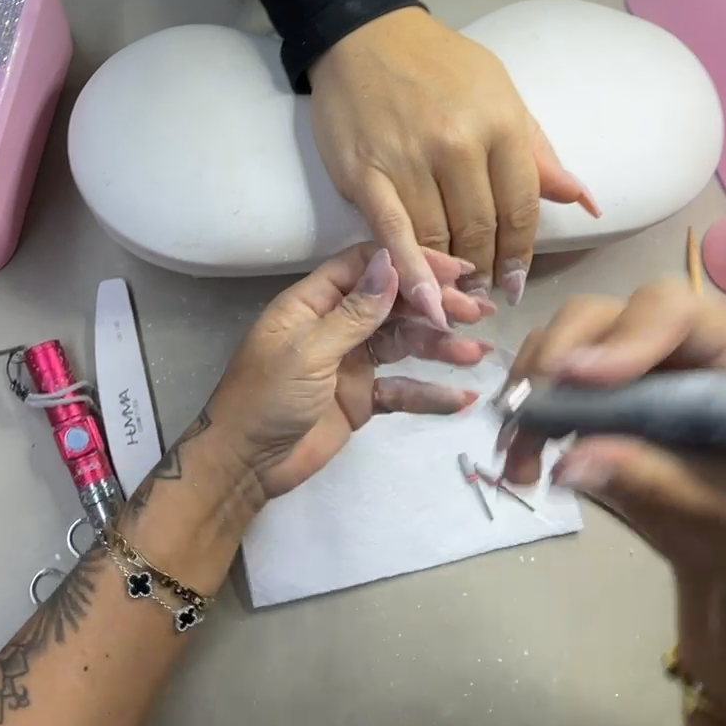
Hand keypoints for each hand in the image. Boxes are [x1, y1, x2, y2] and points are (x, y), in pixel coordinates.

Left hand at [203, 243, 488, 500]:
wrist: (247, 463)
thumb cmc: (266, 397)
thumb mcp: (309, 351)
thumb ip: (354, 312)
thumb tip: (389, 262)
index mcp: (310, 304)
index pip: (364, 267)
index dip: (407, 264)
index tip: (452, 272)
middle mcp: (333, 326)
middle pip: (390, 304)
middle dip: (432, 305)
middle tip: (478, 312)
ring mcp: (348, 362)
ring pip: (401, 343)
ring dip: (438, 345)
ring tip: (476, 351)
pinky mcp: (360, 398)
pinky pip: (400, 389)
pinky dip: (428, 392)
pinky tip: (460, 397)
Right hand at [308, 7, 598, 315]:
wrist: (363, 39)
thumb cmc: (437, 65)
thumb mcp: (500, 93)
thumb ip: (537, 152)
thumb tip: (583, 201)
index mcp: (500, 124)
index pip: (521, 206)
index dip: (521, 252)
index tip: (516, 283)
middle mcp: (459, 146)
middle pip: (480, 228)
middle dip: (485, 269)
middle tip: (480, 297)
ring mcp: (409, 163)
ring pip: (437, 236)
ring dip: (450, 275)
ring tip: (453, 297)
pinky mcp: (365, 176)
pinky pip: (392, 232)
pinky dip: (410, 271)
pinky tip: (424, 300)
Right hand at [500, 281, 725, 588]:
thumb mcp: (721, 509)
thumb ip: (655, 479)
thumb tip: (570, 464)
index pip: (672, 312)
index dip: (623, 336)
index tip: (579, 379)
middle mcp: (667, 344)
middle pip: (596, 316)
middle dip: (552, 359)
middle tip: (525, 411)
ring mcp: (619, 362)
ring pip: (553, 343)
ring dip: (526, 394)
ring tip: (518, 453)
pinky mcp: (584, 389)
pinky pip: (536, 381)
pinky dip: (519, 418)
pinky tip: (519, 458)